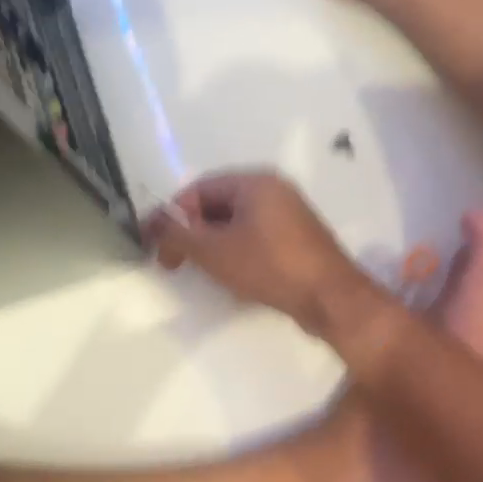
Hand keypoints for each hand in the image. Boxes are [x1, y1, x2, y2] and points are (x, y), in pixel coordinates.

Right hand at [142, 171, 379, 330]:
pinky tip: (234, 279)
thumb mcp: (213, 251)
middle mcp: (274, 190)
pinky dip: (237, 254)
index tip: (157, 248)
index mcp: (253, 182)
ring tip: (204, 273)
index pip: (198, 189)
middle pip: (217, 205)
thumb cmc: (268, 267)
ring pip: (236, 225)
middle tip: (175, 263)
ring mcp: (290, 215)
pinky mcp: (298, 241)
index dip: (172, 216)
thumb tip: (152, 224)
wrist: (330, 299)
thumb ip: (177, 234)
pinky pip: (256, 239)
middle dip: (192, 233)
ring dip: (213, 247)